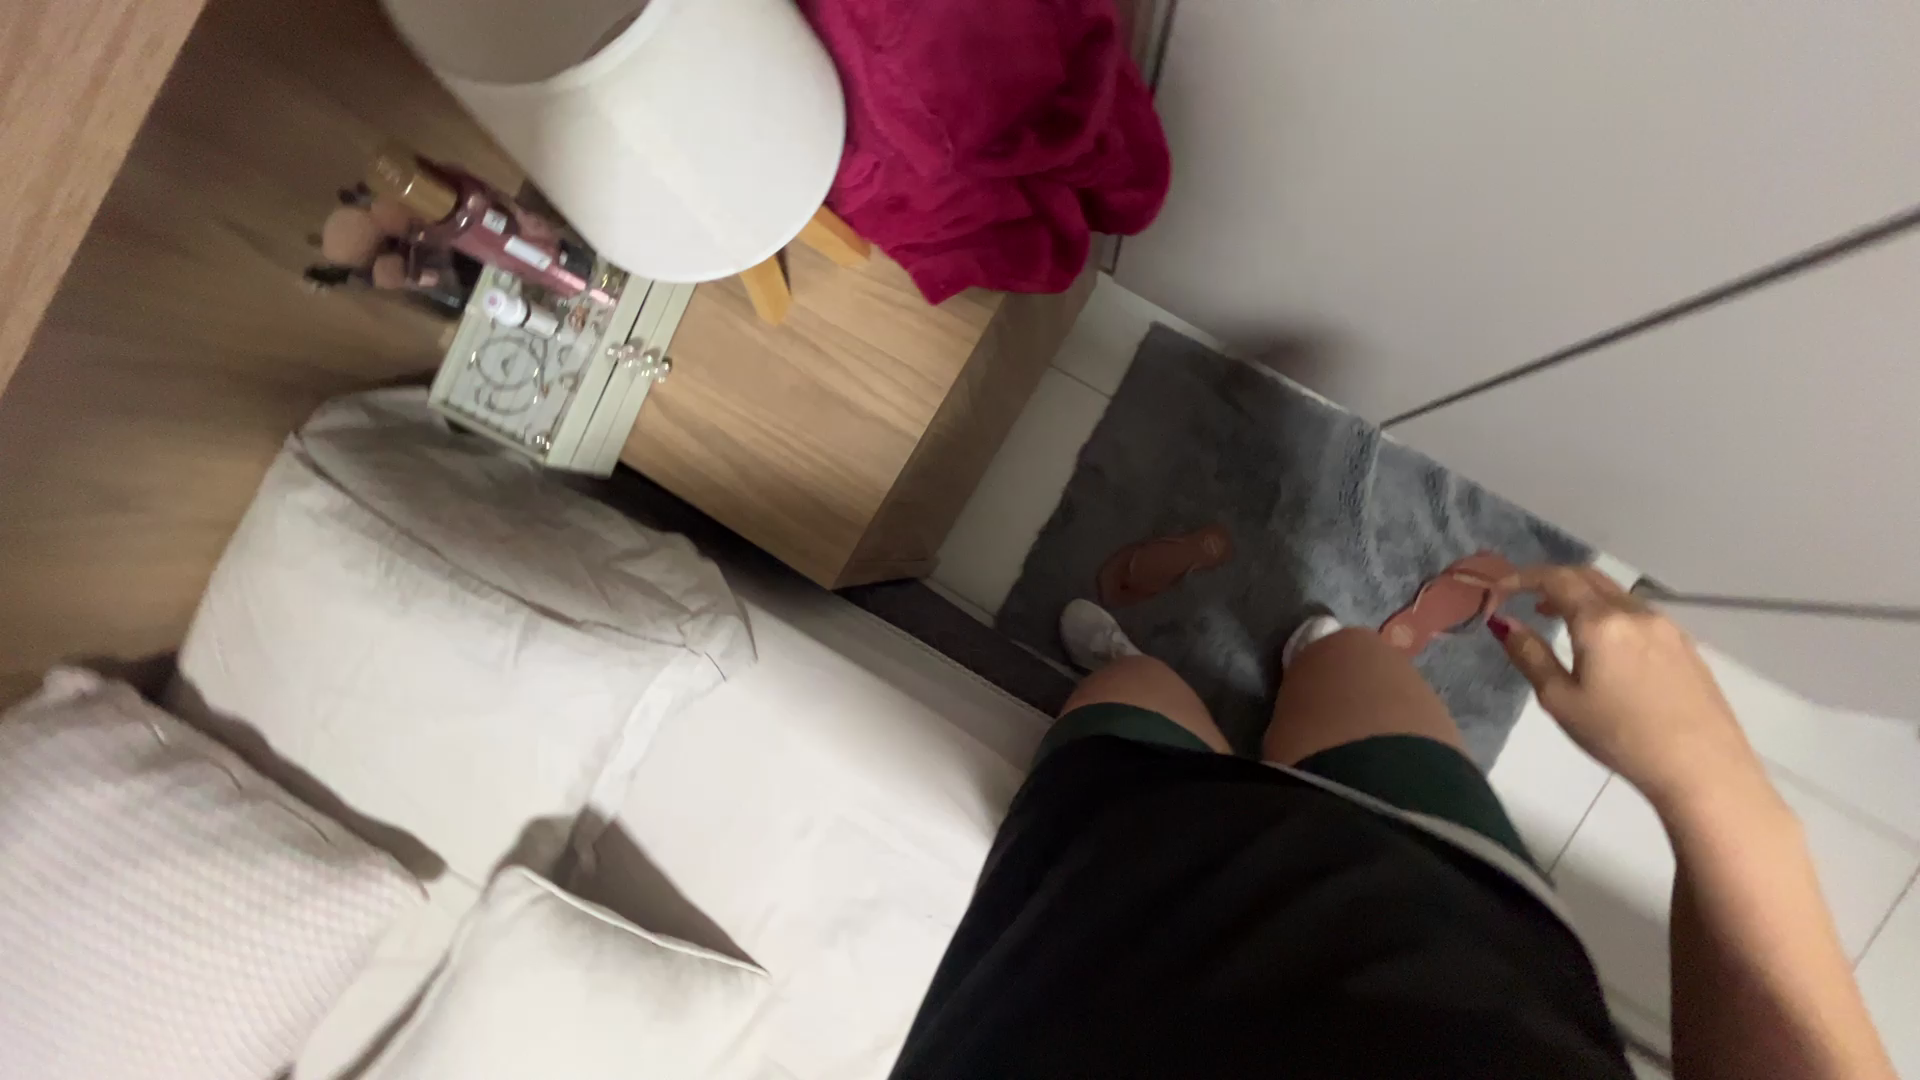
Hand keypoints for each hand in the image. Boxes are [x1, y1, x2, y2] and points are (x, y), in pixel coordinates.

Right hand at [1491, 565, 1767, 811]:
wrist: (1704, 771)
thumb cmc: (1619, 735)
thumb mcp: (1558, 698)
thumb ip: (1528, 653)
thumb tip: (1503, 623)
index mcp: (1601, 623)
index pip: (1555, 579)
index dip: (1519, 578)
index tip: (1495, 591)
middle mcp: (1636, 614)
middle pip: (1587, 577)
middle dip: (1548, 579)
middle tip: (1519, 595)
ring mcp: (1667, 628)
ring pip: (1613, 593)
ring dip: (1578, 594)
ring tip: (1552, 616)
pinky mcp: (1685, 647)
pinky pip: (1635, 612)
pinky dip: (1604, 610)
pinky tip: (1596, 640)